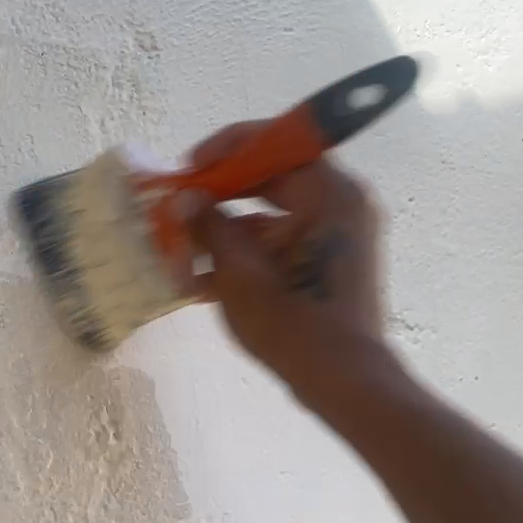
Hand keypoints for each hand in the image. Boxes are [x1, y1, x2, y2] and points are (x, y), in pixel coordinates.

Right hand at [185, 121, 400, 402]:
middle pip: (274, 178)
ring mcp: (338, 234)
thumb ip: (209, 227)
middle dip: (223, 191)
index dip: (228, 150)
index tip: (189, 168)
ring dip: (228, 226)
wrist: (341, 378)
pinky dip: (247, 249)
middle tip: (181, 204)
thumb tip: (184, 198)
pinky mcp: (330, 260)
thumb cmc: (291, 322)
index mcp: (328, 194)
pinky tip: (206, 276)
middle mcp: (341, 204)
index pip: (277, 144)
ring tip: (185, 246)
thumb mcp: (237, 271)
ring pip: (273, 213)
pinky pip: (283, 240)